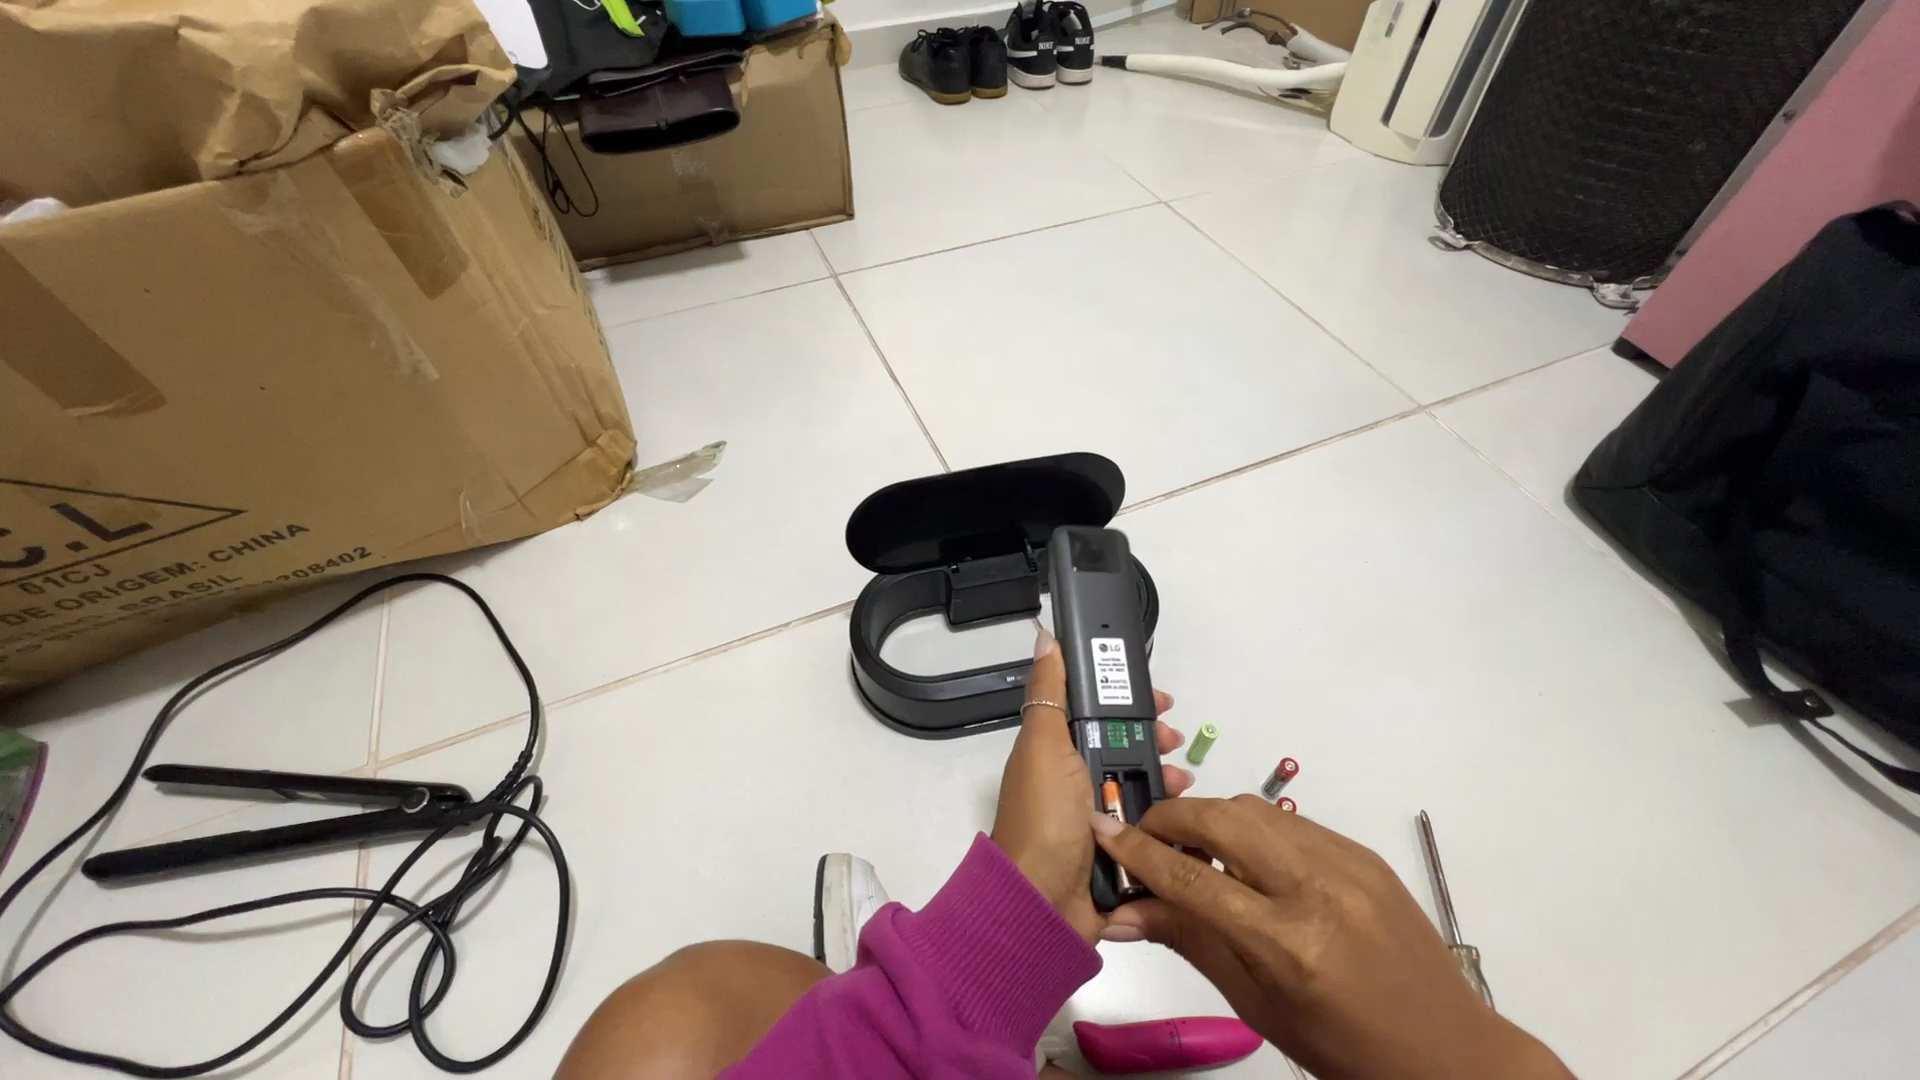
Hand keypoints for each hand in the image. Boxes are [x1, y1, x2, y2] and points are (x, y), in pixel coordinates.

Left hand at [991, 629, 1191, 942]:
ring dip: (1166, 778)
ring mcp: (1098, 822)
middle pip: (1123, 749)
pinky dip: (1170, 821)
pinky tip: (1185, 817)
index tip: (1158, 698)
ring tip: (1181, 779)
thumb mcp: (1043, 746)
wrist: (1042, 905)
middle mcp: (1074, 784)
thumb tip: (1044, 638)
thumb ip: (1049, 693)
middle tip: (1174, 739)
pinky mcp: (1120, 856)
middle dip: (1152, 739)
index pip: (1095, 714)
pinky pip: (1152, 829)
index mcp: (1054, 754)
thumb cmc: (1044, 818)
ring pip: (1141, 788)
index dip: (1125, 701)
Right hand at [1091, 798, 1575, 1079]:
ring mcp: (1345, 861)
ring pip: (1251, 808)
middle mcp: (1317, 888)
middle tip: (1145, 840)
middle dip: (1170, 819)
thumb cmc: (1342, 1047)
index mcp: (1288, 944)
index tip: (1100, 829)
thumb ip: (1188, 940)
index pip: (1191, 880)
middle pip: (1220, 820)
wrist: (1449, 1049)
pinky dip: (1251, 829)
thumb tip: (1120, 911)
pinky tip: (1246, 861)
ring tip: (1194, 851)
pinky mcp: (1360, 851)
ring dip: (1209, 819)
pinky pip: (1287, 821)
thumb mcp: (1256, 1004)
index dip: (1138, 852)